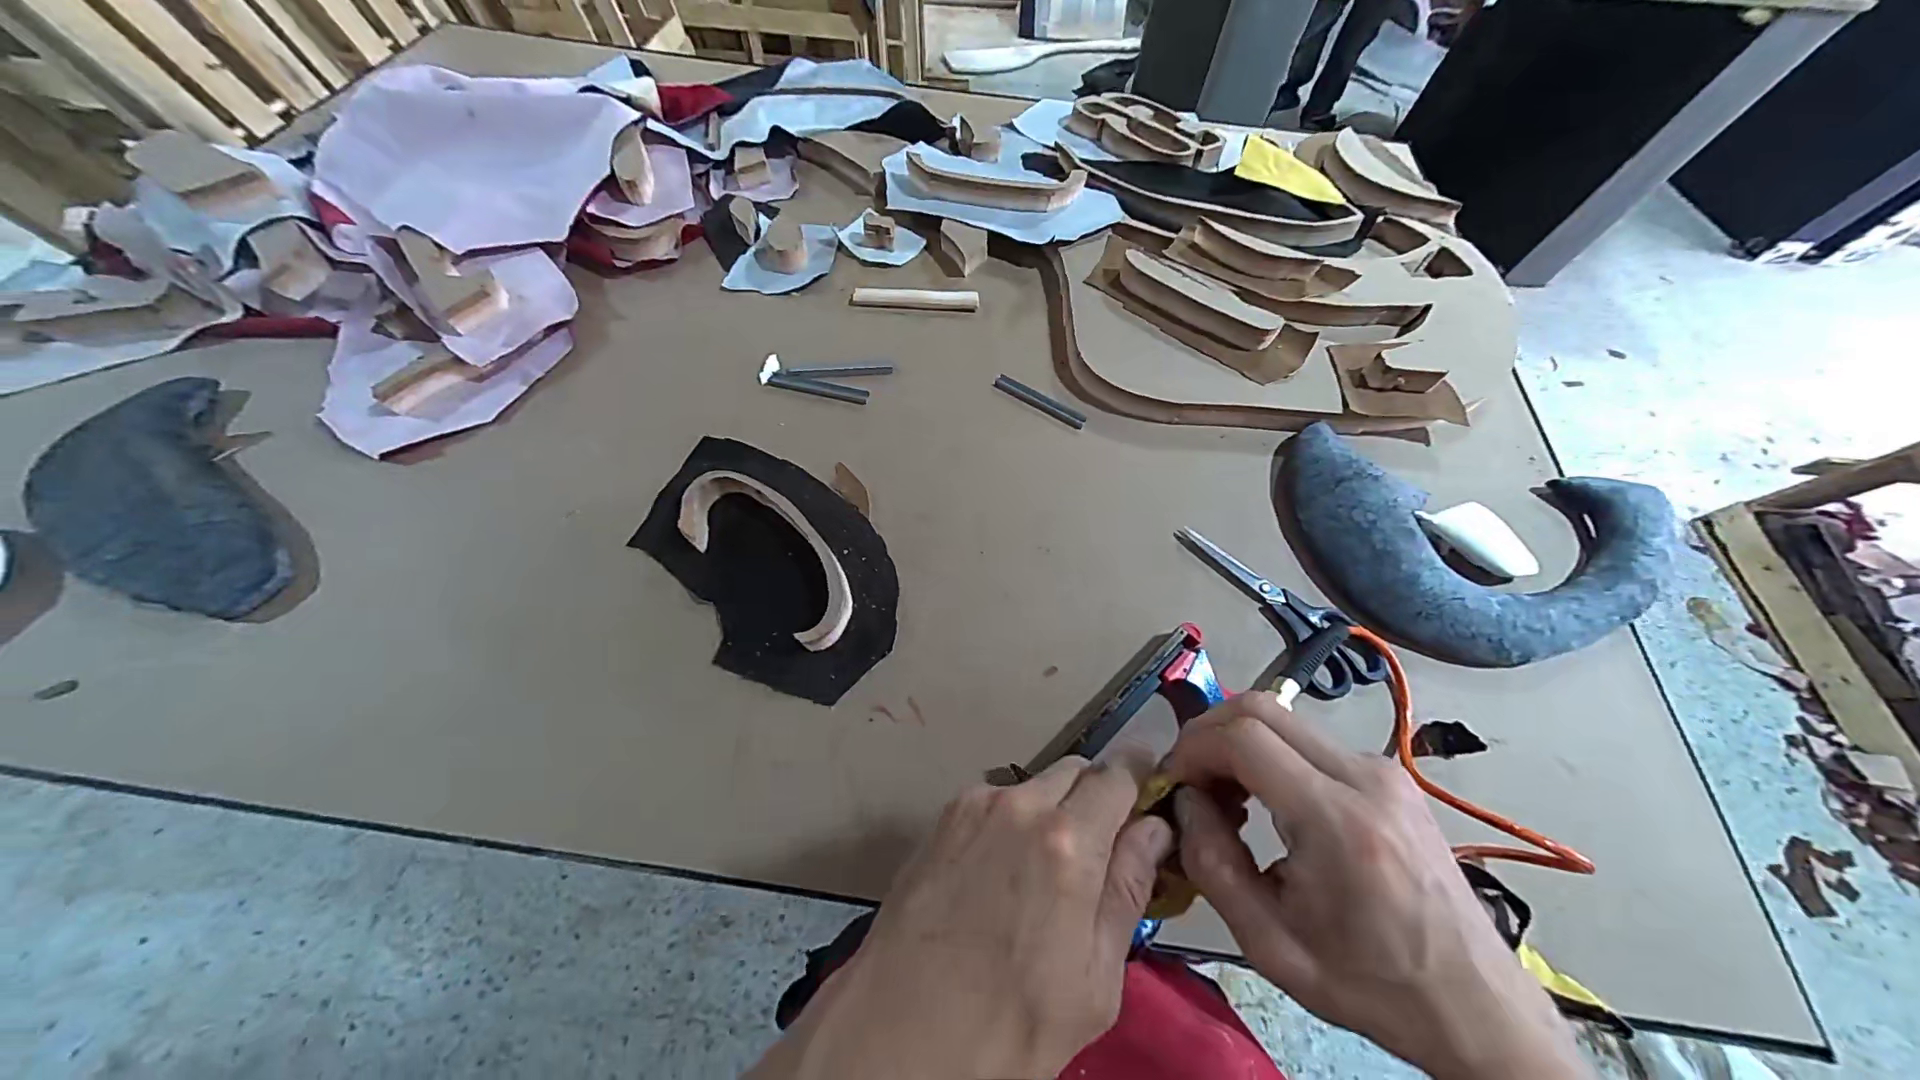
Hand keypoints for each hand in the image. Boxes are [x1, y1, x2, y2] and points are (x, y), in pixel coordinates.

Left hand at [749, 753, 1172, 1079]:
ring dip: (1052, 809)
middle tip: (1102, 844)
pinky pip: (994, 803)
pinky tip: (1000, 873)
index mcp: (1068, 842)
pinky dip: (1011, 821)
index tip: (1151, 789)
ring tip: (1044, 870)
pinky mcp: (940, 819)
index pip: (1118, 774)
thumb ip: (1128, 887)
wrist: (902, 1032)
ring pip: (1033, 785)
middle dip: (1097, 795)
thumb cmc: (1012, 1023)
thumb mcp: (1095, 976)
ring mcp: (972, 807)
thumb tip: (1154, 828)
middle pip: (1075, 770)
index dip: (1140, 775)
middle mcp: (1019, 806)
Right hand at [1165, 693, 1590, 1079]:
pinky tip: (1264, 800)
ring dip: (1236, 742)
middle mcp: (1366, 778)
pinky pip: (1308, 739)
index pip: (1244, 737)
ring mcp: (1383, 770)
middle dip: (1208, 733)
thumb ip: (1212, 863)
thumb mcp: (1269, 943)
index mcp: (1339, 822)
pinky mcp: (1388, 774)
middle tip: (1189, 779)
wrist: (1477, 1006)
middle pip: (1261, 708)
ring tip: (1223, 796)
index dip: (1193, 747)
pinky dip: (1267, 752)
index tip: (1174, 782)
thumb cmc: (1369, 985)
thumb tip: (1186, 800)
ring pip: (1282, 718)